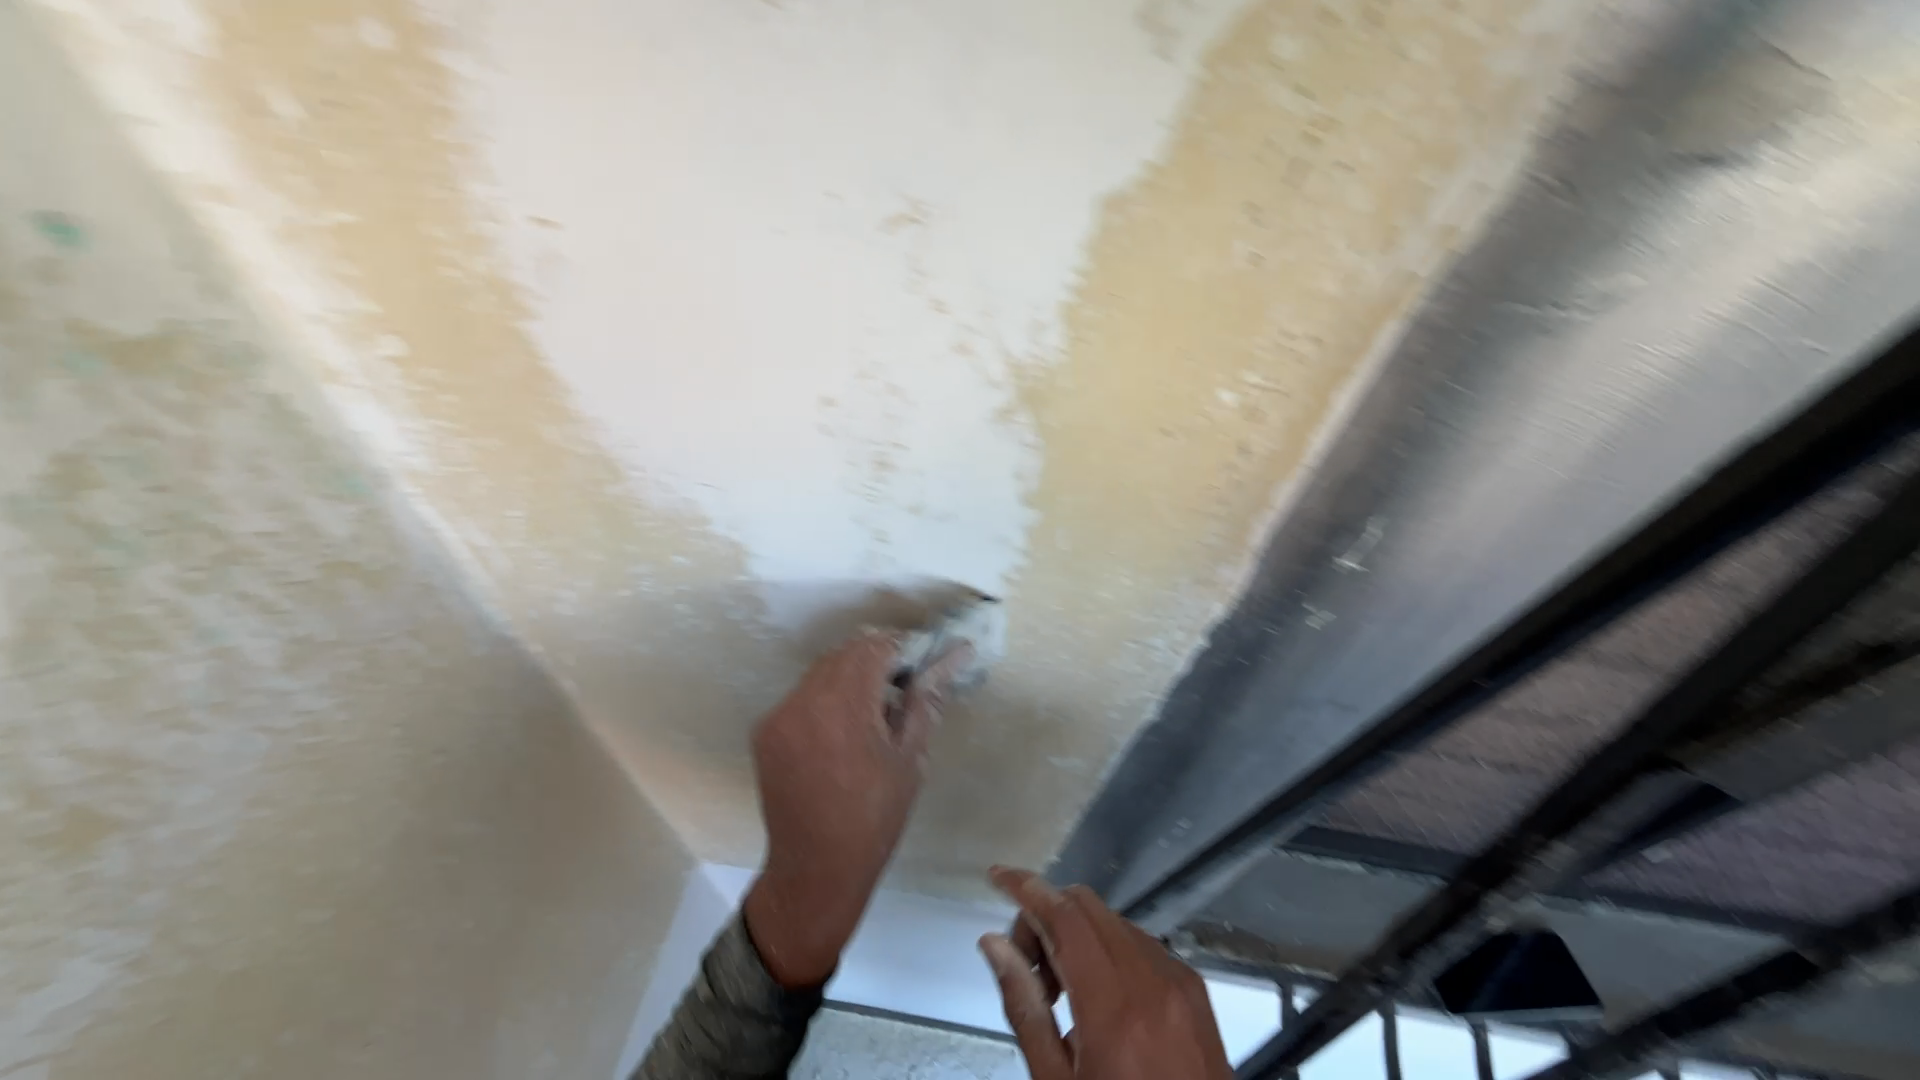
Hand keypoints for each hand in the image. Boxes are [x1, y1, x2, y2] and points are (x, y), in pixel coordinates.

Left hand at [742, 630, 971, 987]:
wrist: (816, 868)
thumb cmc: (874, 817)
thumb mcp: (911, 759)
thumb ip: (926, 699)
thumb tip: (955, 655)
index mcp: (845, 705)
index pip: (876, 646)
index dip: (902, 651)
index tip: (920, 670)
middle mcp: (805, 700)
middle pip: (846, 653)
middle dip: (876, 661)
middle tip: (901, 690)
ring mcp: (779, 715)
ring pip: (821, 672)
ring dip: (850, 678)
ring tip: (872, 714)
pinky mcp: (765, 731)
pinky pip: (801, 697)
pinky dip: (825, 700)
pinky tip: (841, 732)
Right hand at [979, 866, 1232, 1079]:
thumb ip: (1023, 1007)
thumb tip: (994, 944)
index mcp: (1113, 1006)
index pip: (1064, 917)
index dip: (1026, 889)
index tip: (998, 876)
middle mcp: (1151, 978)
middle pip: (1086, 906)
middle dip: (1046, 916)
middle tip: (1027, 965)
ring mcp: (1178, 978)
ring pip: (1111, 920)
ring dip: (1075, 934)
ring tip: (1060, 992)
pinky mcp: (1193, 985)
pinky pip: (1140, 942)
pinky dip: (1107, 949)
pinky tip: (1097, 996)